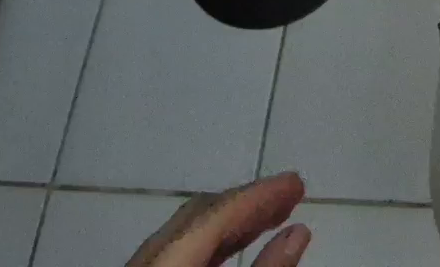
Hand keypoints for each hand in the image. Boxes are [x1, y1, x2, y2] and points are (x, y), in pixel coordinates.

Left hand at [125, 172, 309, 266]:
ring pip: (184, 234)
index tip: (298, 182)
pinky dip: (210, 245)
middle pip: (197, 216)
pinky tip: (233, 248)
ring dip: (230, 222)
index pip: (215, 213)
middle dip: (245, 202)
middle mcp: (146, 256)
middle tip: (289, 196)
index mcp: (165, 257)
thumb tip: (299, 232)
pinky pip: (175, 254)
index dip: (260, 194)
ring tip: (271, 218)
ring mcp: (140, 266)